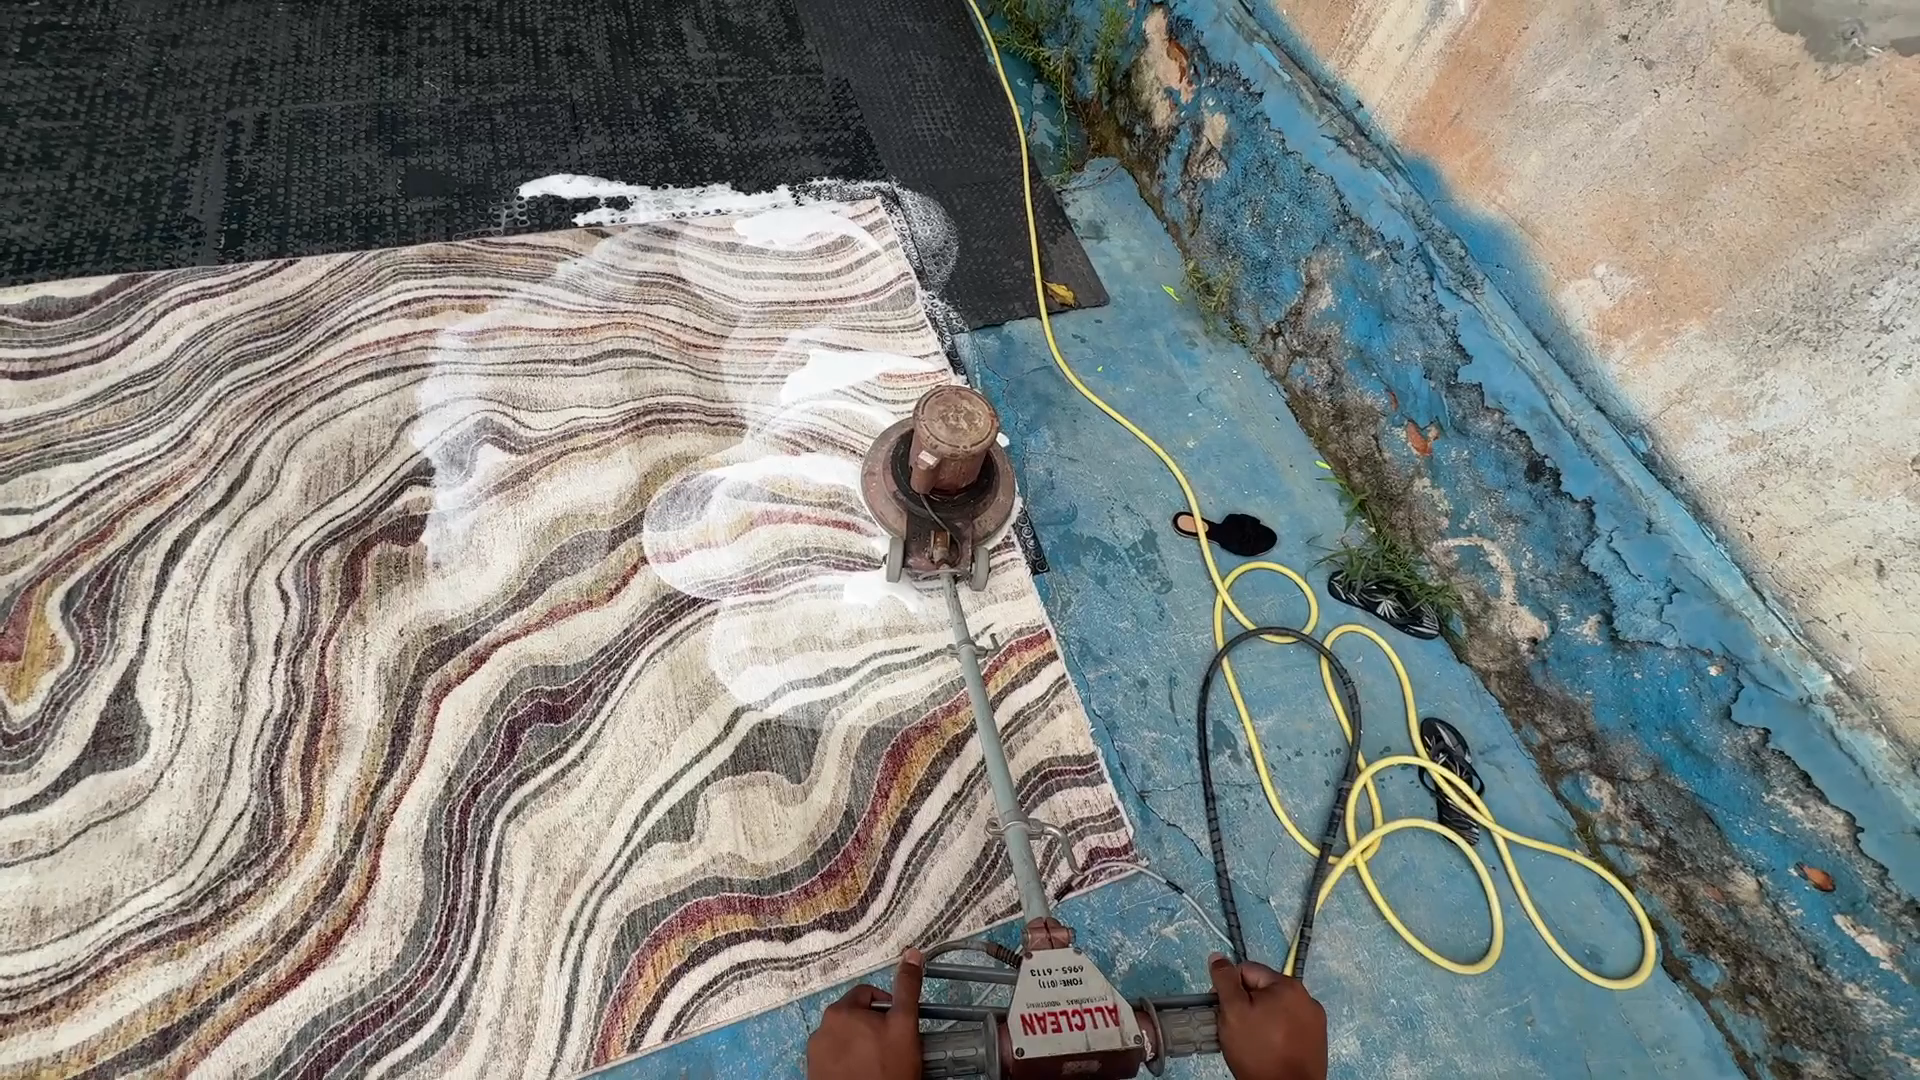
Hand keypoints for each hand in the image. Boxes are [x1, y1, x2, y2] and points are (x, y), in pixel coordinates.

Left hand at [806, 949, 925, 1079]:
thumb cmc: (884, 1074)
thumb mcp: (904, 1026)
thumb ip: (907, 988)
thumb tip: (912, 955)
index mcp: (840, 1012)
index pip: (867, 995)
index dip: (887, 1008)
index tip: (897, 1026)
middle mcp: (821, 1031)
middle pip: (856, 1017)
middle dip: (874, 1029)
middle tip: (891, 1049)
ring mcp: (815, 1058)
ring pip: (846, 1041)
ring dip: (862, 1048)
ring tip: (879, 1067)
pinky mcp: (815, 1079)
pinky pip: (836, 1063)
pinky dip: (850, 1066)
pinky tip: (865, 1077)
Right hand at [1209, 952, 1327, 1079]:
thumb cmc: (1259, 1053)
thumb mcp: (1233, 1011)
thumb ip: (1224, 980)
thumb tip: (1218, 957)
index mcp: (1288, 986)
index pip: (1248, 971)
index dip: (1231, 988)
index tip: (1224, 1009)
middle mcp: (1307, 999)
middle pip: (1263, 990)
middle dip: (1247, 1004)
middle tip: (1237, 1027)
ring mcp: (1315, 1023)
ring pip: (1276, 1009)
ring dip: (1262, 1018)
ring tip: (1253, 1041)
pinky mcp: (1317, 1043)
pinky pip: (1289, 1026)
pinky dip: (1277, 1033)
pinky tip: (1269, 1049)